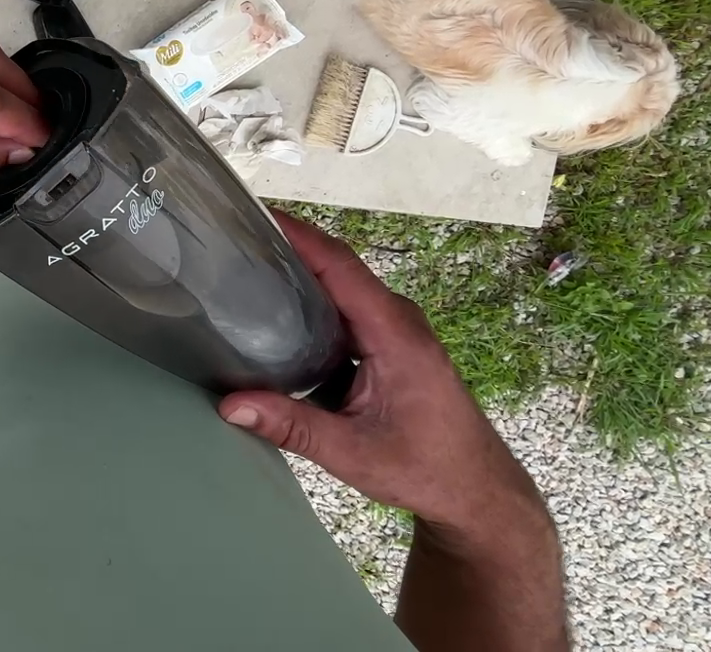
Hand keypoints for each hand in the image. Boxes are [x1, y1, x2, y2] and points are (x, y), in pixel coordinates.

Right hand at [218, 214, 549, 546]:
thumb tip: (228, 405)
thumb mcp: (353, 453)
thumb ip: (291, 426)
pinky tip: (274, 302)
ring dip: (298, 266)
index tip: (258, 214)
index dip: (300, 235)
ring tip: (245, 259)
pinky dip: (309, 292)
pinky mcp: (388, 341)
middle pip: (337, 264)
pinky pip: (344, 302)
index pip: (341, 266)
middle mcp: (397, 320)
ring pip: (340, 283)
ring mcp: (395, 328)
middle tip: (235, 235)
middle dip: (288, 242)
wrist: (482, 495)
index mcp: (395, 334)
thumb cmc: (427, 471)